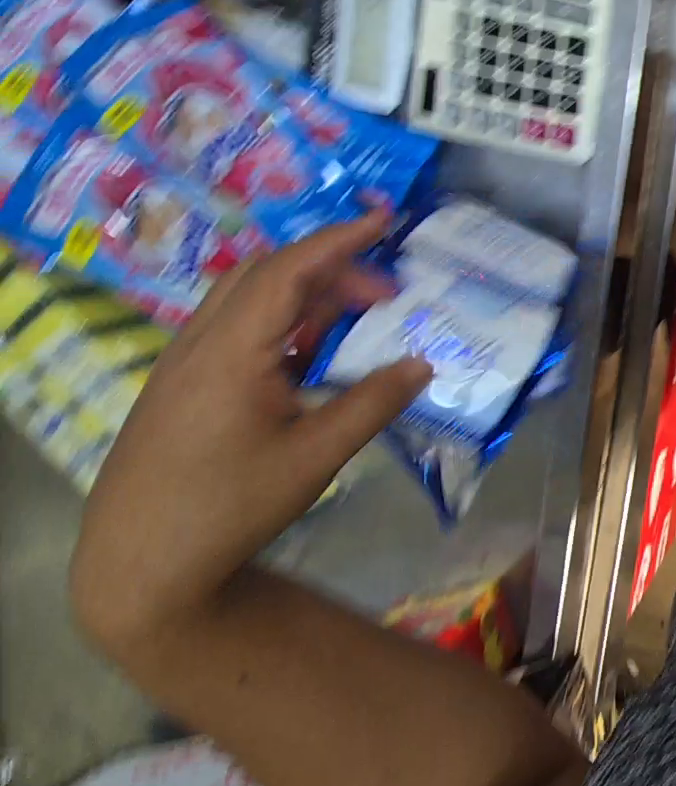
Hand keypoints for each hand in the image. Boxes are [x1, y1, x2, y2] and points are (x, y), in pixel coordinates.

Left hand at [70, 214, 431, 648]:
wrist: (142, 564)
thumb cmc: (231, 505)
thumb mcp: (319, 454)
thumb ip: (374, 401)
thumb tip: (424, 363)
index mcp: (230, 354)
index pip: (286, 273)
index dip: (338, 241)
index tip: (385, 221)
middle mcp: (199, 347)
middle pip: (264, 277)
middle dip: (331, 267)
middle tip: (389, 291)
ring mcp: (185, 367)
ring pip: (248, 303)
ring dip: (308, 295)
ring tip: (363, 316)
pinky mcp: (185, 389)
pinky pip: (239, 331)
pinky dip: (286, 322)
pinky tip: (316, 353)